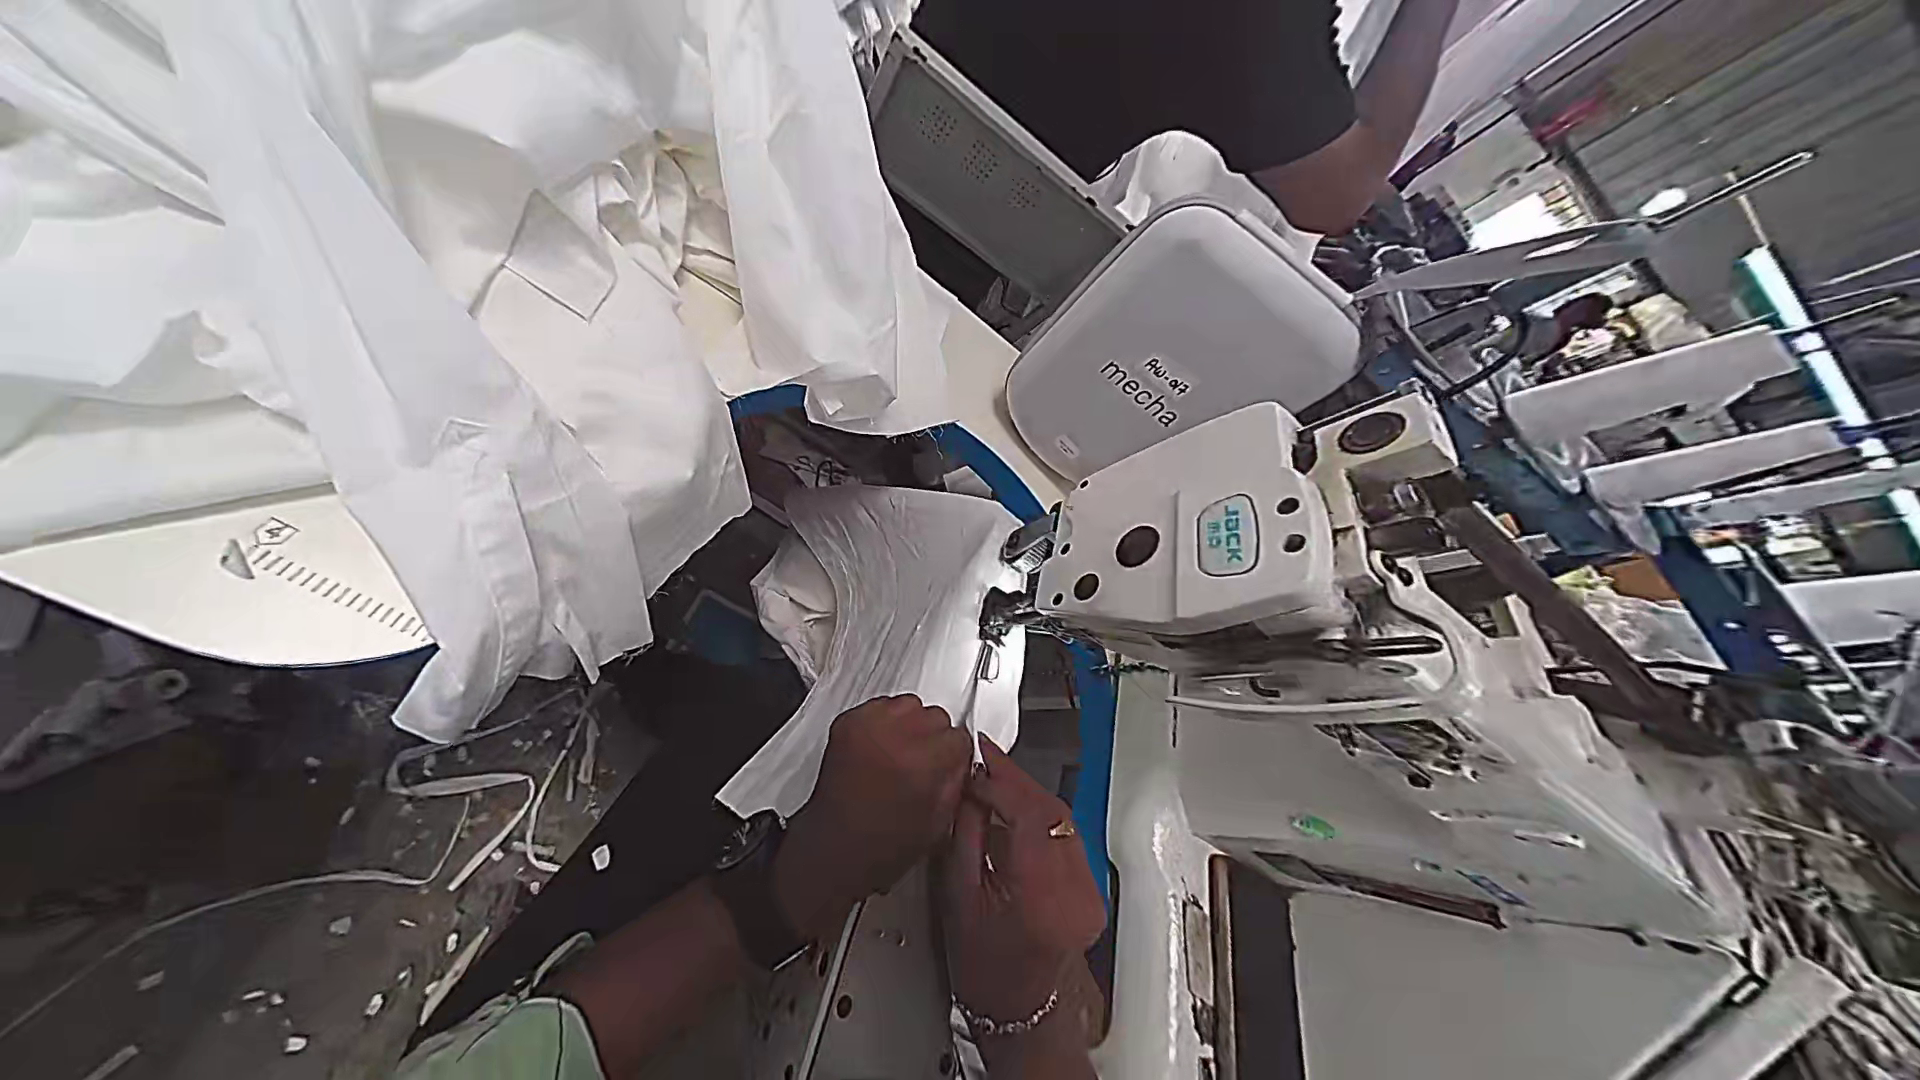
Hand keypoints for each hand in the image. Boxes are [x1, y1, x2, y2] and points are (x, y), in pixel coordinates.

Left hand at [774, 694, 970, 937]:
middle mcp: (895, 736)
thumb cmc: (878, 846)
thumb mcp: (938, 822)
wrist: (833, 850)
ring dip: (909, 725)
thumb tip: (961, 759)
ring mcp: (868, 726)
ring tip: (900, 753)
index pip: (959, 735)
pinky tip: (881, 748)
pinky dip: (884, 723)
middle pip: (936, 716)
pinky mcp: (848, 723)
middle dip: (934, 738)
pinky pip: (879, 707)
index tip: (949, 763)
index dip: (956, 754)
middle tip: (923, 762)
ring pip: (908, 705)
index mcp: (922, 762)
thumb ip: (956, 781)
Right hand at [941, 737, 1105, 1040]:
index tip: (981, 759)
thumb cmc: (984, 970)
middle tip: (986, 760)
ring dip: (1027, 794)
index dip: (1003, 778)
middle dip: (1015, 779)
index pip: (1029, 812)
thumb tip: (970, 788)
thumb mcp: (958, 896)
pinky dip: (1039, 815)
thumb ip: (965, 834)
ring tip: (995, 781)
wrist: (1019, 1011)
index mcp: (1039, 896)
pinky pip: (1066, 833)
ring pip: (1061, 817)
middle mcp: (1073, 891)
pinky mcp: (1090, 887)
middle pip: (1050, 809)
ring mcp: (1088, 890)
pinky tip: (1015, 809)